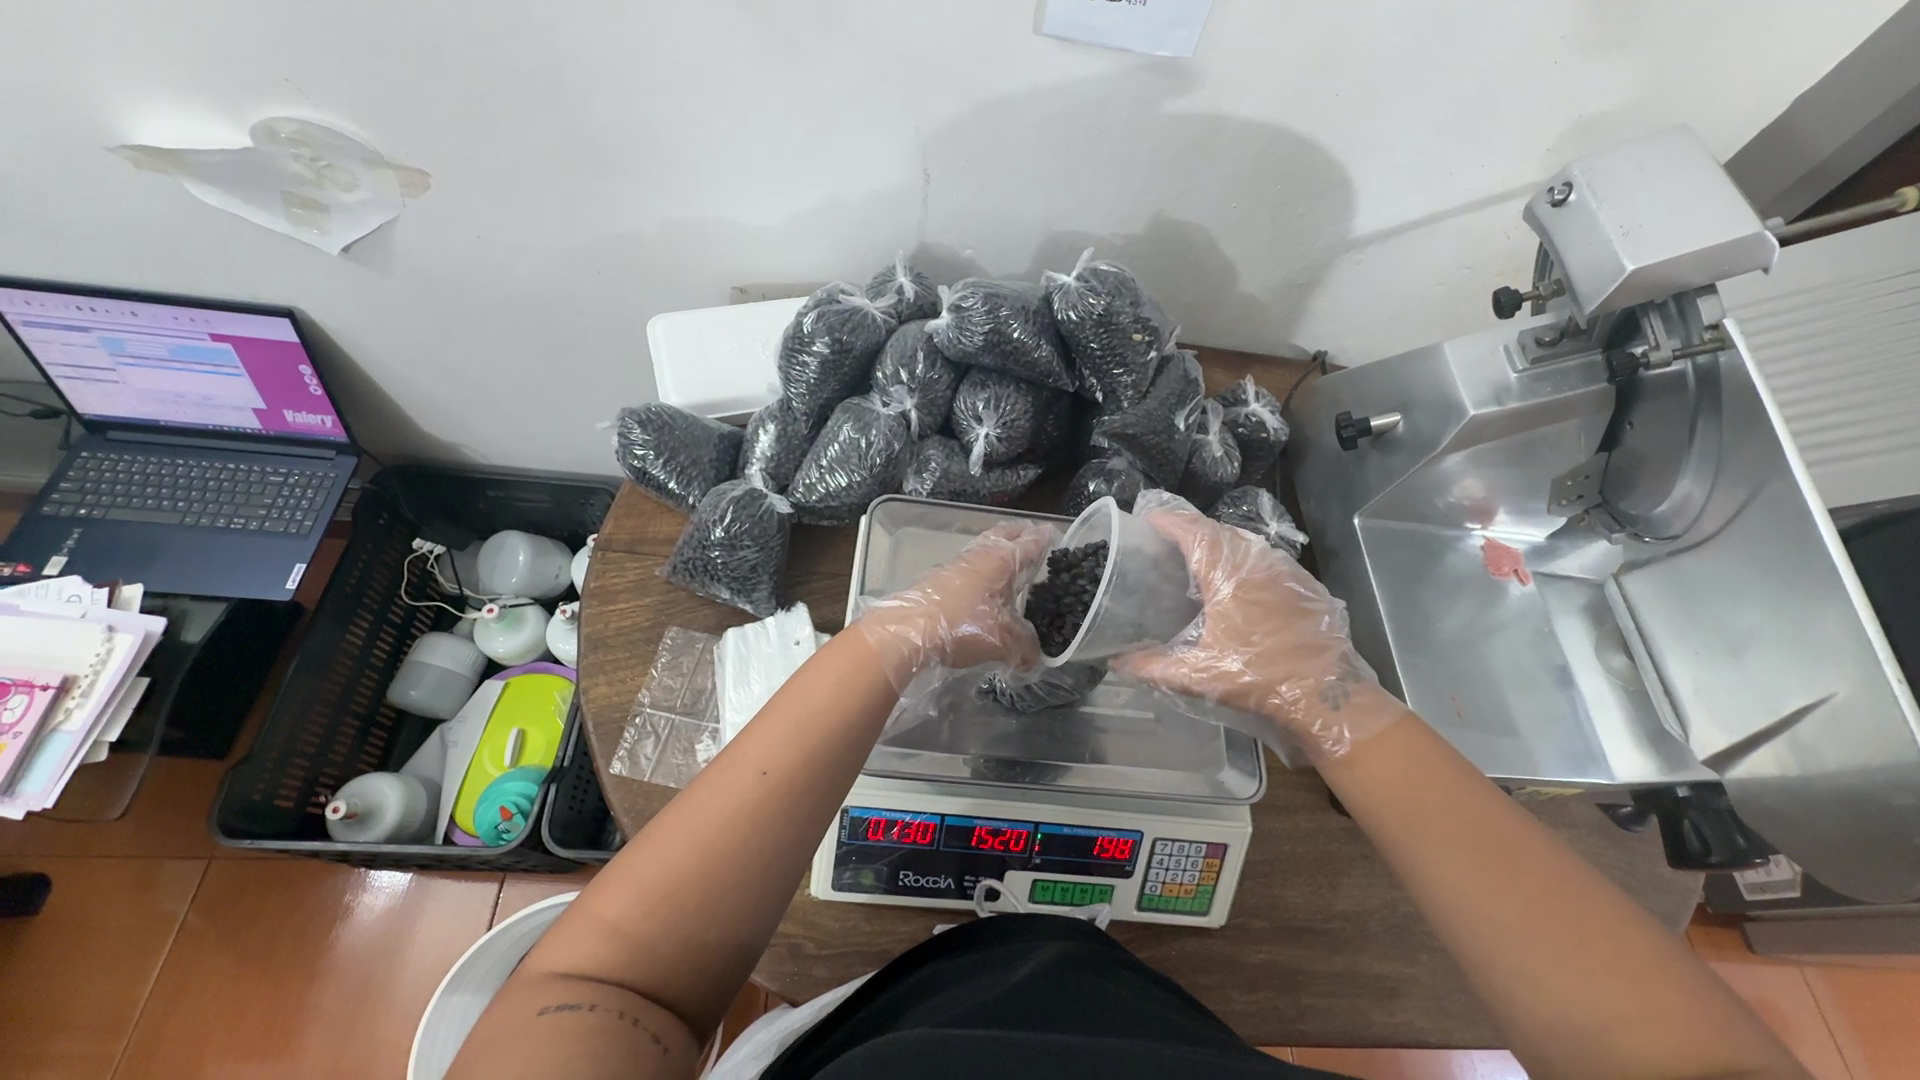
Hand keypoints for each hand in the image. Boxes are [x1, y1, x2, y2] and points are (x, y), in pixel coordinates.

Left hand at [854, 521, 1056, 689]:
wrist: (908, 632)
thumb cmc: (964, 627)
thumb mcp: (1005, 642)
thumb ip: (1026, 648)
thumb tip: (1035, 659)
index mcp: (1001, 561)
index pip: (1029, 543)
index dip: (1043, 538)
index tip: (1053, 532)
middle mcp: (978, 556)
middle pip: (1002, 536)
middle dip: (1018, 534)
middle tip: (1030, 534)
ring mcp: (954, 566)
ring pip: (981, 549)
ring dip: (995, 550)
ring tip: (1007, 558)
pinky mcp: (936, 581)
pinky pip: (966, 566)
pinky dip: (979, 569)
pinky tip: (980, 584)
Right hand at [1110, 493, 1406, 760]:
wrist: (1328, 695)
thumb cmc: (1259, 680)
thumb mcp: (1199, 676)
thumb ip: (1152, 667)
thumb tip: (1117, 664)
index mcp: (1228, 574)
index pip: (1192, 530)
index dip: (1167, 521)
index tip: (1147, 521)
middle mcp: (1258, 561)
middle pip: (1217, 531)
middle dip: (1189, 531)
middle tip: (1164, 543)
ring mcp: (1285, 570)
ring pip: (1244, 543)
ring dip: (1218, 545)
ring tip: (1195, 560)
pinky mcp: (1304, 584)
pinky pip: (1265, 559)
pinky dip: (1243, 561)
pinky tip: (1235, 583)